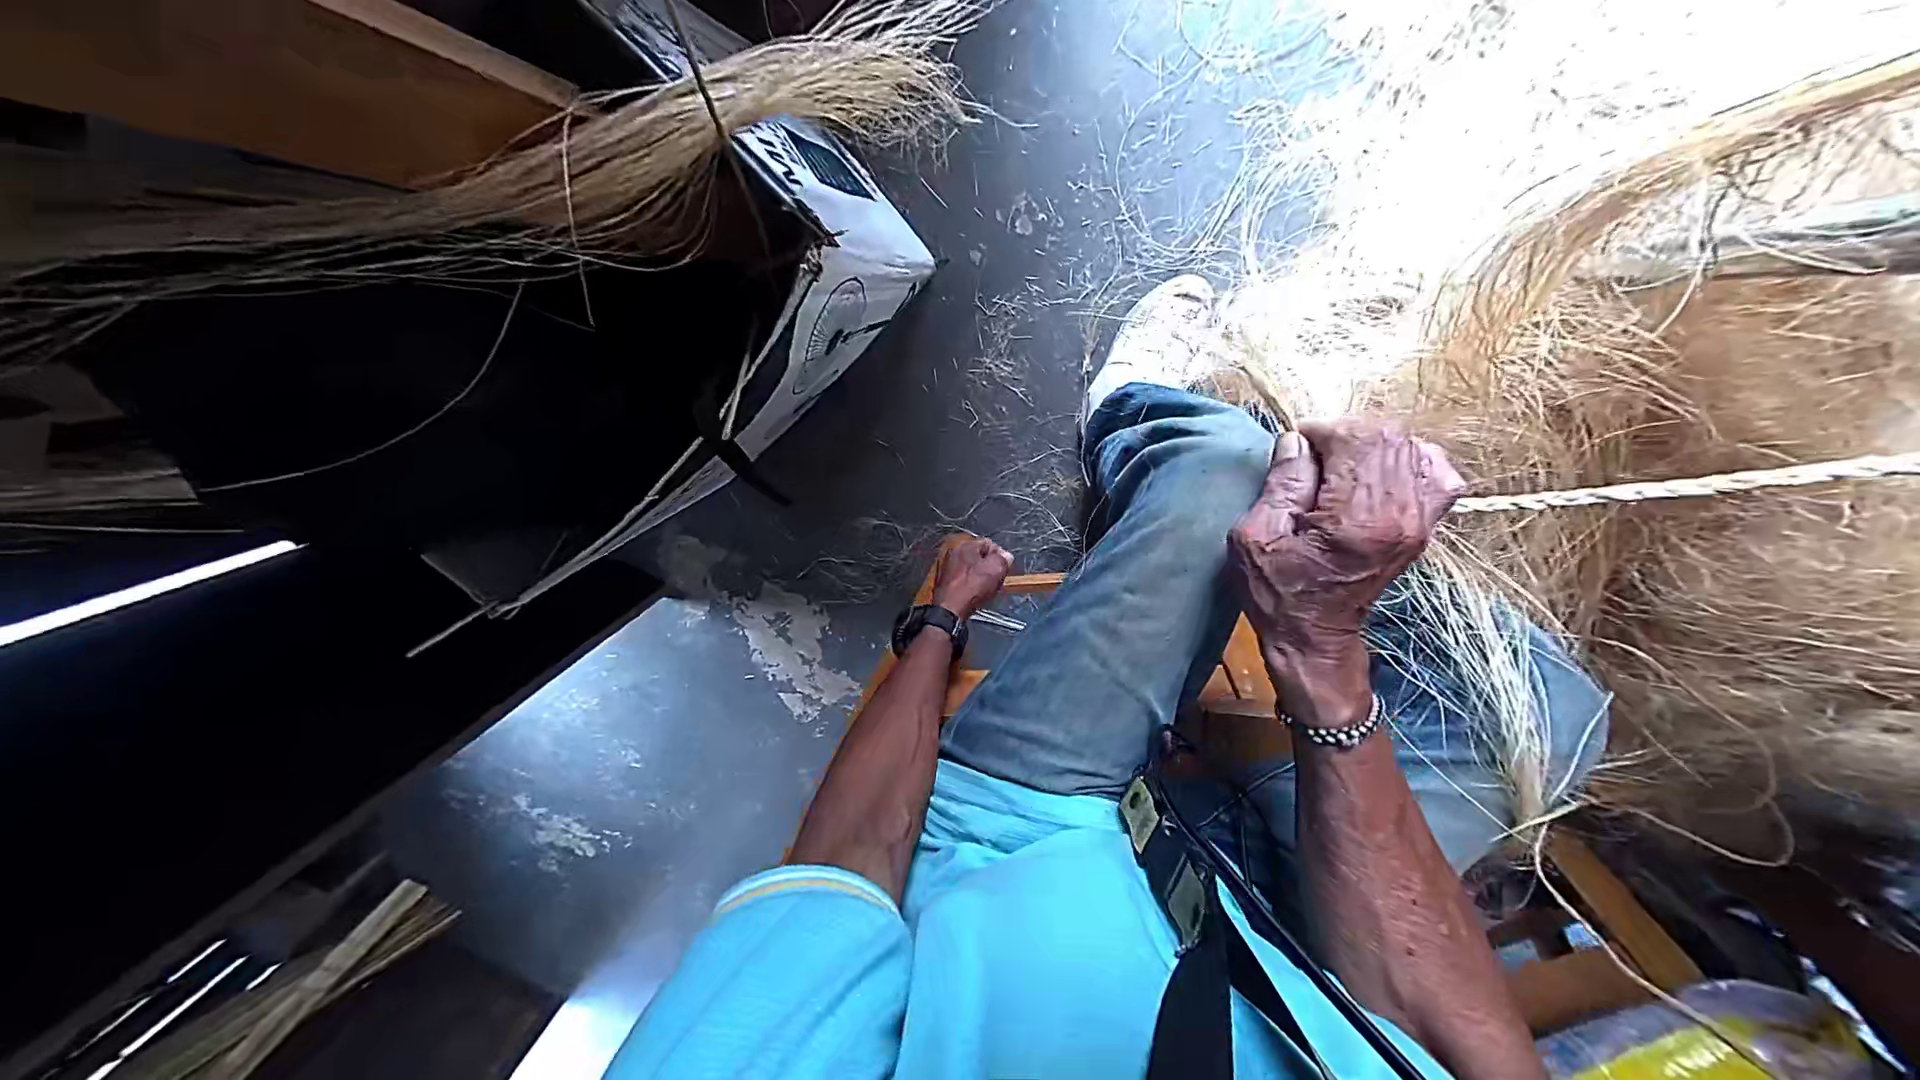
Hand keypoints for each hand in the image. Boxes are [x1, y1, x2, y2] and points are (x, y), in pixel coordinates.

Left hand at [931, 535, 1013, 619]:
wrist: (951, 608)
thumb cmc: (973, 586)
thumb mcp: (996, 569)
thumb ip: (1003, 559)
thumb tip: (1006, 556)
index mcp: (966, 545)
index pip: (989, 543)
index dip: (1000, 554)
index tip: (1005, 566)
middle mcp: (954, 553)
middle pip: (979, 557)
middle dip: (990, 567)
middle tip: (998, 578)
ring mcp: (948, 568)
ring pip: (972, 569)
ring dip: (982, 577)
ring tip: (988, 589)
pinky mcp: (946, 583)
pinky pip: (964, 580)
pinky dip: (972, 585)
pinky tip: (976, 594)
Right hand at [1226, 420, 1465, 725]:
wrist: (1314, 634)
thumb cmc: (1277, 590)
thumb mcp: (1255, 537)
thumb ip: (1280, 484)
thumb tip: (1297, 441)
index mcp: (1356, 519)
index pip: (1357, 438)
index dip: (1321, 431)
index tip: (1294, 446)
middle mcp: (1401, 515)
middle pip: (1387, 437)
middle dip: (1344, 434)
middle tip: (1311, 455)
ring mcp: (1422, 520)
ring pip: (1410, 446)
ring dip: (1369, 444)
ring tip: (1338, 463)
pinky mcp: (1427, 525)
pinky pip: (1435, 469)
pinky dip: (1406, 458)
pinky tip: (1375, 471)